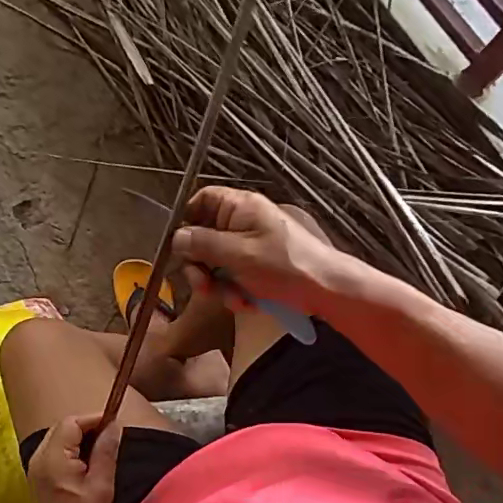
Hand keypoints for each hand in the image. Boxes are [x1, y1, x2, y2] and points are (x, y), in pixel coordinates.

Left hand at [24, 414, 118, 502]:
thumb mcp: (100, 486)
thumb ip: (106, 451)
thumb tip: (114, 425)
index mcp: (53, 456)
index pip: (72, 422)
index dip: (94, 419)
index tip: (115, 424)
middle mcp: (39, 455)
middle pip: (63, 426)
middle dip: (87, 426)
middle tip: (110, 436)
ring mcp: (35, 464)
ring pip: (59, 436)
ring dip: (80, 437)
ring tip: (101, 449)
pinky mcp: (37, 473)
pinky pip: (54, 448)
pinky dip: (71, 448)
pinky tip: (86, 461)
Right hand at [171, 187, 354, 314]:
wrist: (326, 290)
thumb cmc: (286, 265)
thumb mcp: (239, 254)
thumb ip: (203, 244)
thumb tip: (176, 238)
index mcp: (240, 208)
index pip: (202, 199)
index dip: (187, 220)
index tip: (179, 246)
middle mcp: (243, 223)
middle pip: (203, 237)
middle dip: (201, 265)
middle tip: (202, 285)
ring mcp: (250, 247)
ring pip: (215, 263)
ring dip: (219, 285)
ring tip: (234, 298)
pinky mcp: (256, 269)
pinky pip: (232, 278)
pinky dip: (236, 292)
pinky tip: (248, 302)